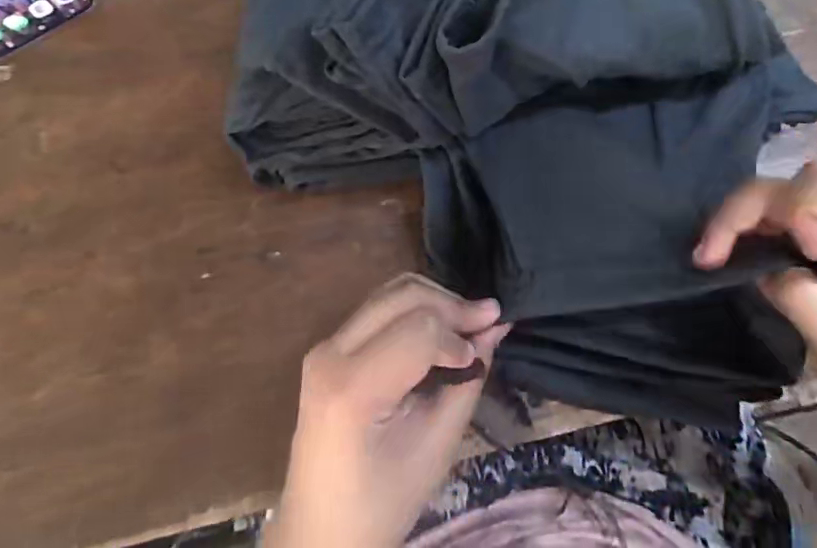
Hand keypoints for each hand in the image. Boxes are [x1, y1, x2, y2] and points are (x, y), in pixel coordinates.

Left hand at [269, 273, 509, 547]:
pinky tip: (441, 328)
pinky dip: (416, 308)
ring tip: (469, 323)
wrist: (320, 531)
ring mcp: (326, 346)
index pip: (419, 330)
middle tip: (489, 319)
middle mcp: (331, 353)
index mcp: (351, 388)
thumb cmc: (381, 502)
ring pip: (391, 292)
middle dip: (452, 304)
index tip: (484, 351)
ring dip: (435, 301)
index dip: (458, 334)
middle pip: (404, 296)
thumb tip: (496, 328)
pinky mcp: (330, 347)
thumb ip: (467, 383)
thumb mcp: (434, 448)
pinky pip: (379, 308)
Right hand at [694, 162, 816, 429]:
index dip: (798, 209)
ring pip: (772, 197)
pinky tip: (721, 253)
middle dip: (749, 210)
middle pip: (792, 185)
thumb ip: (808, 301)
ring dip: (737, 219)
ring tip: (710, 255)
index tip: (805, 254)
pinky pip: (767, 219)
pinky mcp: (809, 242)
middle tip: (715, 254)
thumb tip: (764, 268)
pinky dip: (739, 231)